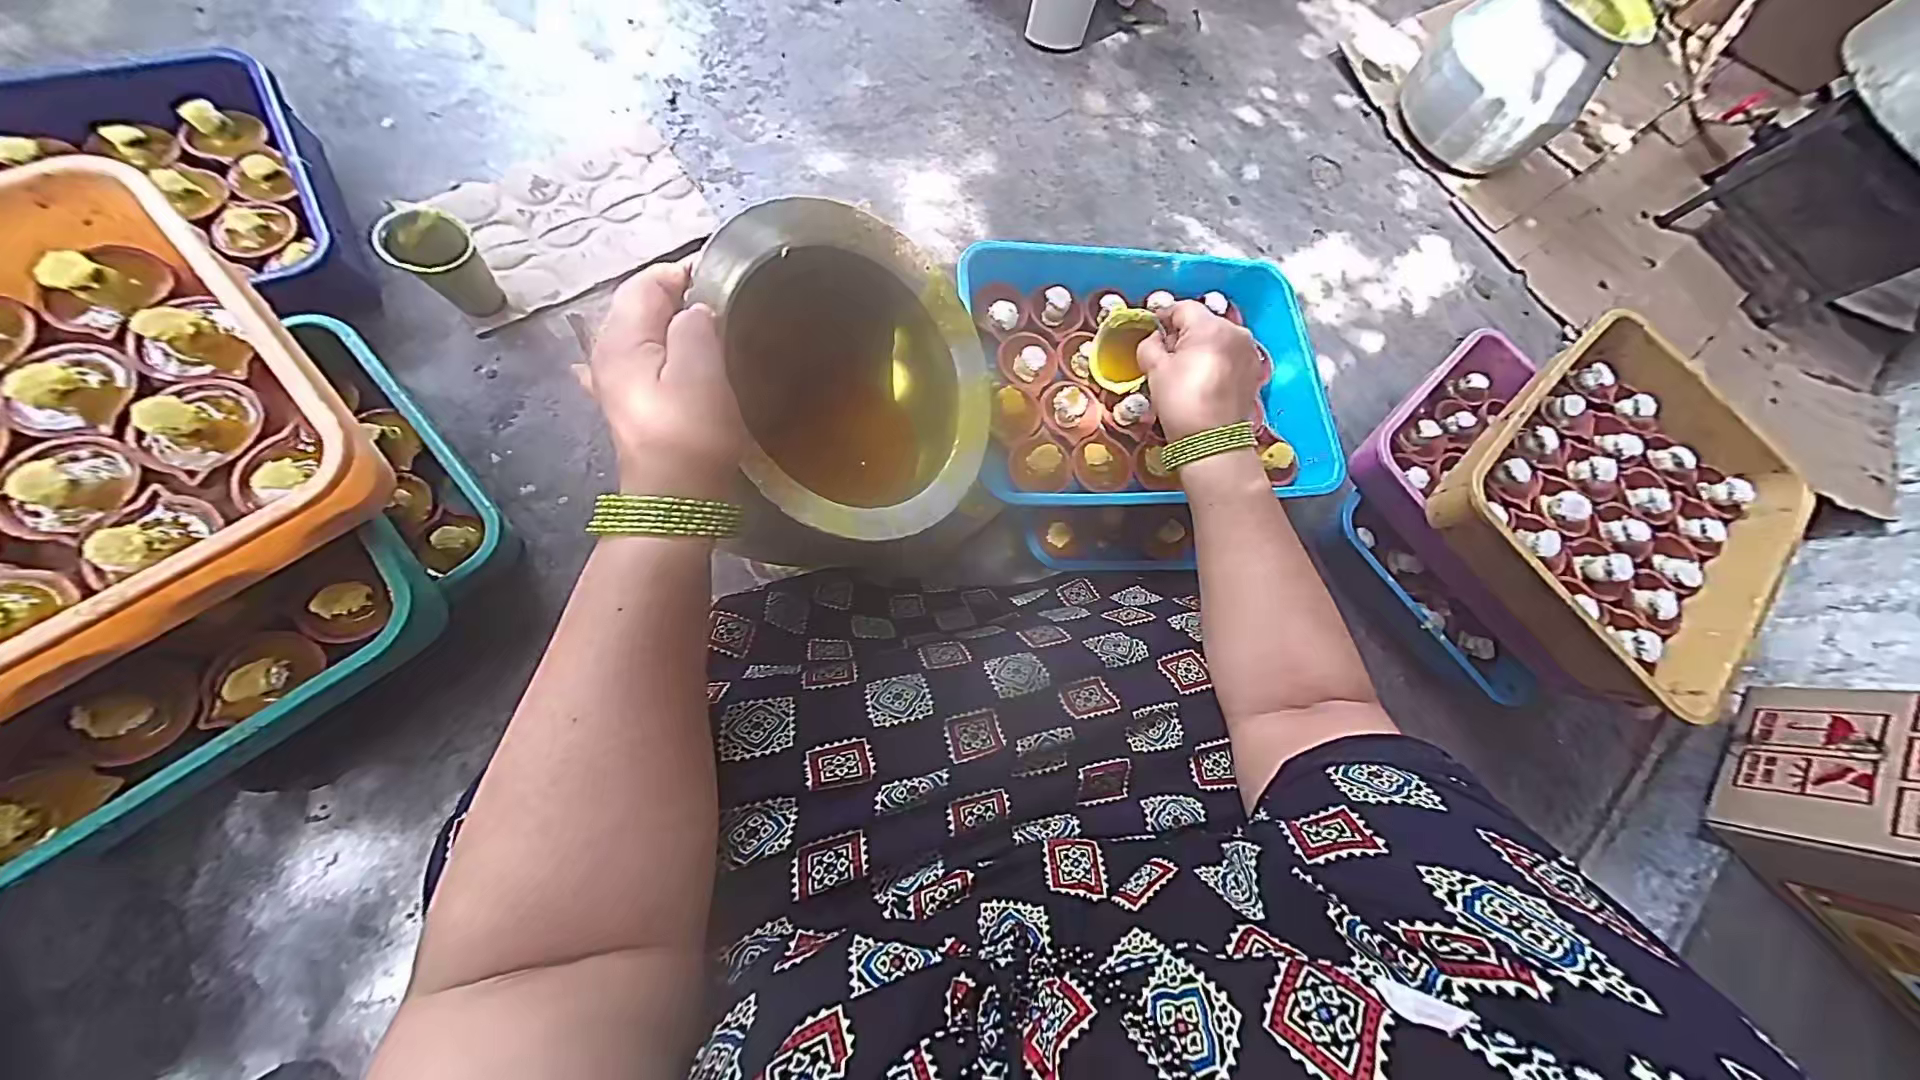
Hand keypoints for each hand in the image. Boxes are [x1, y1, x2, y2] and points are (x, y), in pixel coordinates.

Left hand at [575, 259, 745, 500]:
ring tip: (709, 330)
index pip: (648, 282)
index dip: (684, 272)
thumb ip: (695, 327)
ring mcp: (613, 384)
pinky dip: (656, 354)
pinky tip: (660, 361)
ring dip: (672, 325)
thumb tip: (697, 310)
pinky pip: (640, 365)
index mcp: (621, 339)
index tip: (726, 277)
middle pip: (640, 306)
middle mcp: (607, 354)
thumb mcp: (701, 374)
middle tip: (725, 305)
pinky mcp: (629, 408)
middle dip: (679, 297)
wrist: (674, 501)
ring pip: (642, 335)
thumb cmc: (691, 438)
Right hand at [1135, 301, 1264, 442]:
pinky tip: (1202, 380)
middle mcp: (1236, 332)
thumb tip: (1155, 338)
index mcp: (1210, 327)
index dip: (1163, 318)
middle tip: (1166, 356)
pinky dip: (1215, 360)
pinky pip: (1229, 355)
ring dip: (1200, 347)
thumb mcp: (1155, 370)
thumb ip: (1150, 345)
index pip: (1182, 308)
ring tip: (1184, 370)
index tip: (1152, 332)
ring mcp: (1249, 351)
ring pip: (1217, 338)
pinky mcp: (1254, 370)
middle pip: (1203, 322)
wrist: (1211, 440)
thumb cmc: (1181, 401)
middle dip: (1183, 334)